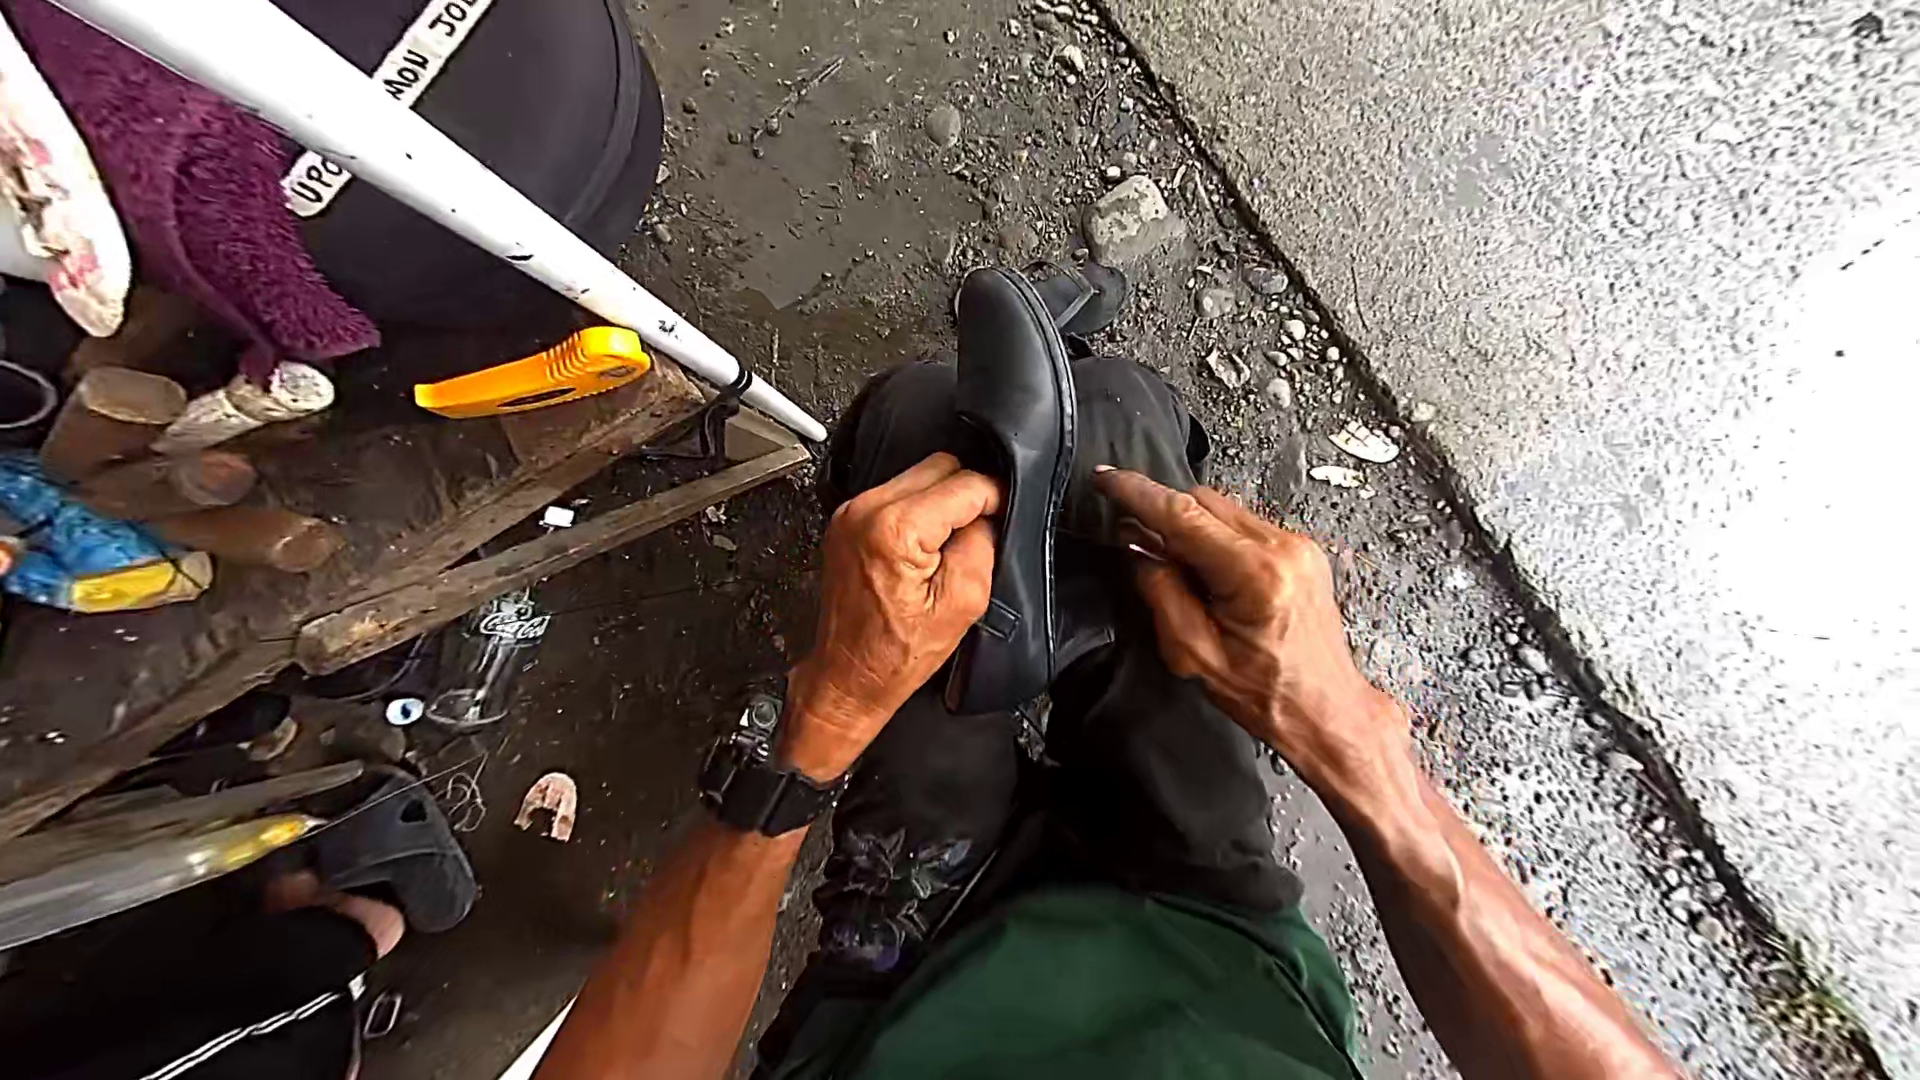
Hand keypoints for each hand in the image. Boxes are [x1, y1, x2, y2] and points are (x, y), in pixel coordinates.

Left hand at [782, 452, 1001, 780]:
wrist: (849, 674)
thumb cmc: (894, 653)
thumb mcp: (963, 603)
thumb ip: (983, 545)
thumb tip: (987, 515)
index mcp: (896, 528)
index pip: (966, 483)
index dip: (994, 498)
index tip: (1003, 515)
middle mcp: (867, 510)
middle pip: (941, 465)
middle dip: (968, 494)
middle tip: (977, 532)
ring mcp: (852, 512)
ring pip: (920, 474)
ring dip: (944, 500)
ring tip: (947, 545)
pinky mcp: (848, 520)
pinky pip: (899, 492)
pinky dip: (921, 508)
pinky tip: (925, 545)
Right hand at [1093, 467, 1406, 795]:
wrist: (1326, 708)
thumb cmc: (1265, 693)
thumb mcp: (1192, 653)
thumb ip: (1160, 592)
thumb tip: (1140, 549)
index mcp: (1255, 576)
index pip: (1182, 515)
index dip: (1136, 493)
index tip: (1105, 479)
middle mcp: (1282, 548)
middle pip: (1202, 501)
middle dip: (1161, 514)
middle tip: (1135, 544)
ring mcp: (1296, 545)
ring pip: (1220, 508)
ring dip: (1187, 526)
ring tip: (1177, 568)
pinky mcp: (1299, 548)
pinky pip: (1240, 523)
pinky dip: (1211, 536)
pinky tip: (1205, 571)